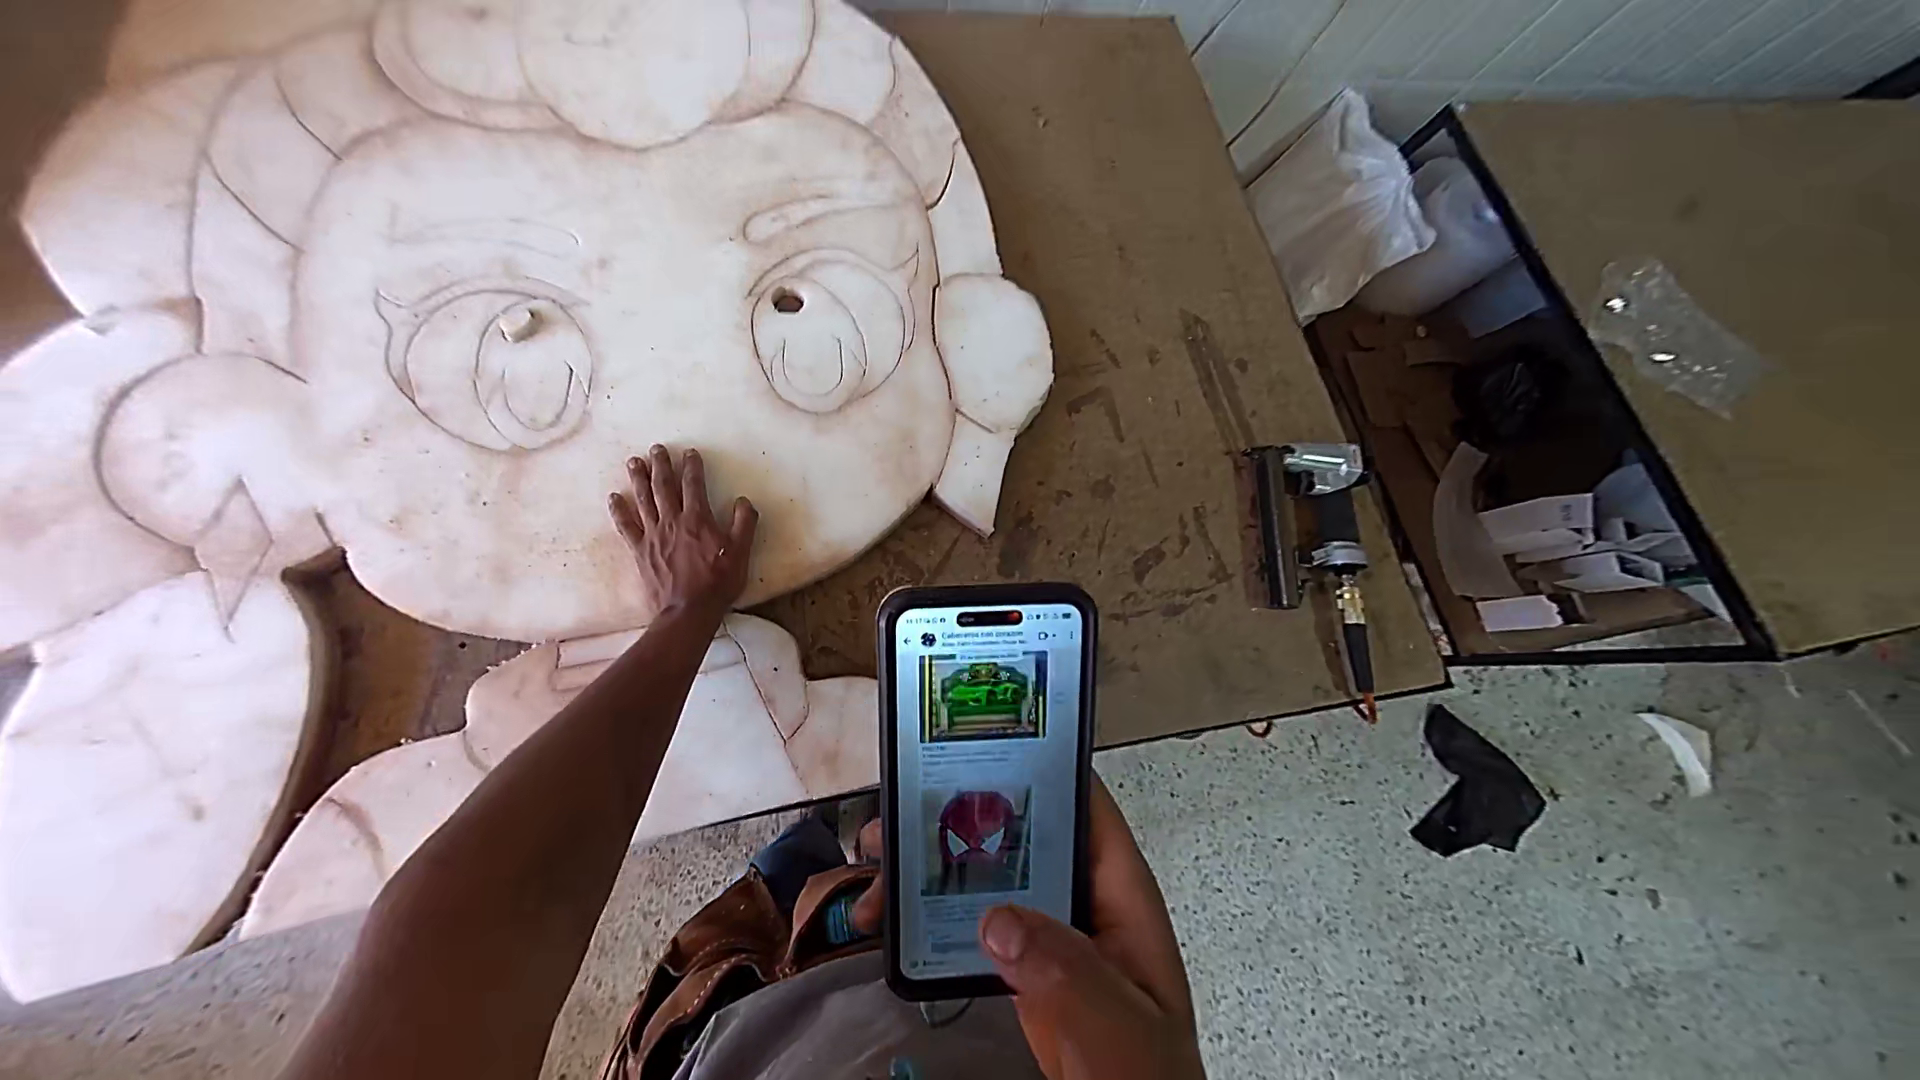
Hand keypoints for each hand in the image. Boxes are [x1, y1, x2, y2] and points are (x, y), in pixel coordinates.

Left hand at [608, 445, 756, 618]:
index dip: (692, 466)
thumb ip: (744, 524)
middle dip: (661, 465)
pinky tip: (614, 498)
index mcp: (698, 519)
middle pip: (664, 486)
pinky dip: (619, 510)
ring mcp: (653, 535)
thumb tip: (744, 501)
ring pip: (643, 500)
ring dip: (639, 478)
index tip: (690, 453)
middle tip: (657, 448)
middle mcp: (672, 521)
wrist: (689, 610)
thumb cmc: (718, 582)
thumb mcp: (741, 553)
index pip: (694, 485)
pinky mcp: (640, 551)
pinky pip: (626, 526)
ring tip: (634, 461)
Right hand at [846, 777, 1204, 1079]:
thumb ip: (1071, 974)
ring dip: (930, 863)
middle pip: (1017, 828)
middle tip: (897, 816)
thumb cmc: (1141, 1073)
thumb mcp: (1118, 1025)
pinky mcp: (1018, 954)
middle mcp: (1076, 888)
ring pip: (984, 867)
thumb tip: (997, 919)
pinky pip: (970, 914)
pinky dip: (928, 911)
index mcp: (1115, 885)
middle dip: (957, 814)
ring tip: (876, 869)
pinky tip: (890, 919)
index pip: (1080, 800)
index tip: (976, 749)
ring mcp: (1045, 921)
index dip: (1037, 765)